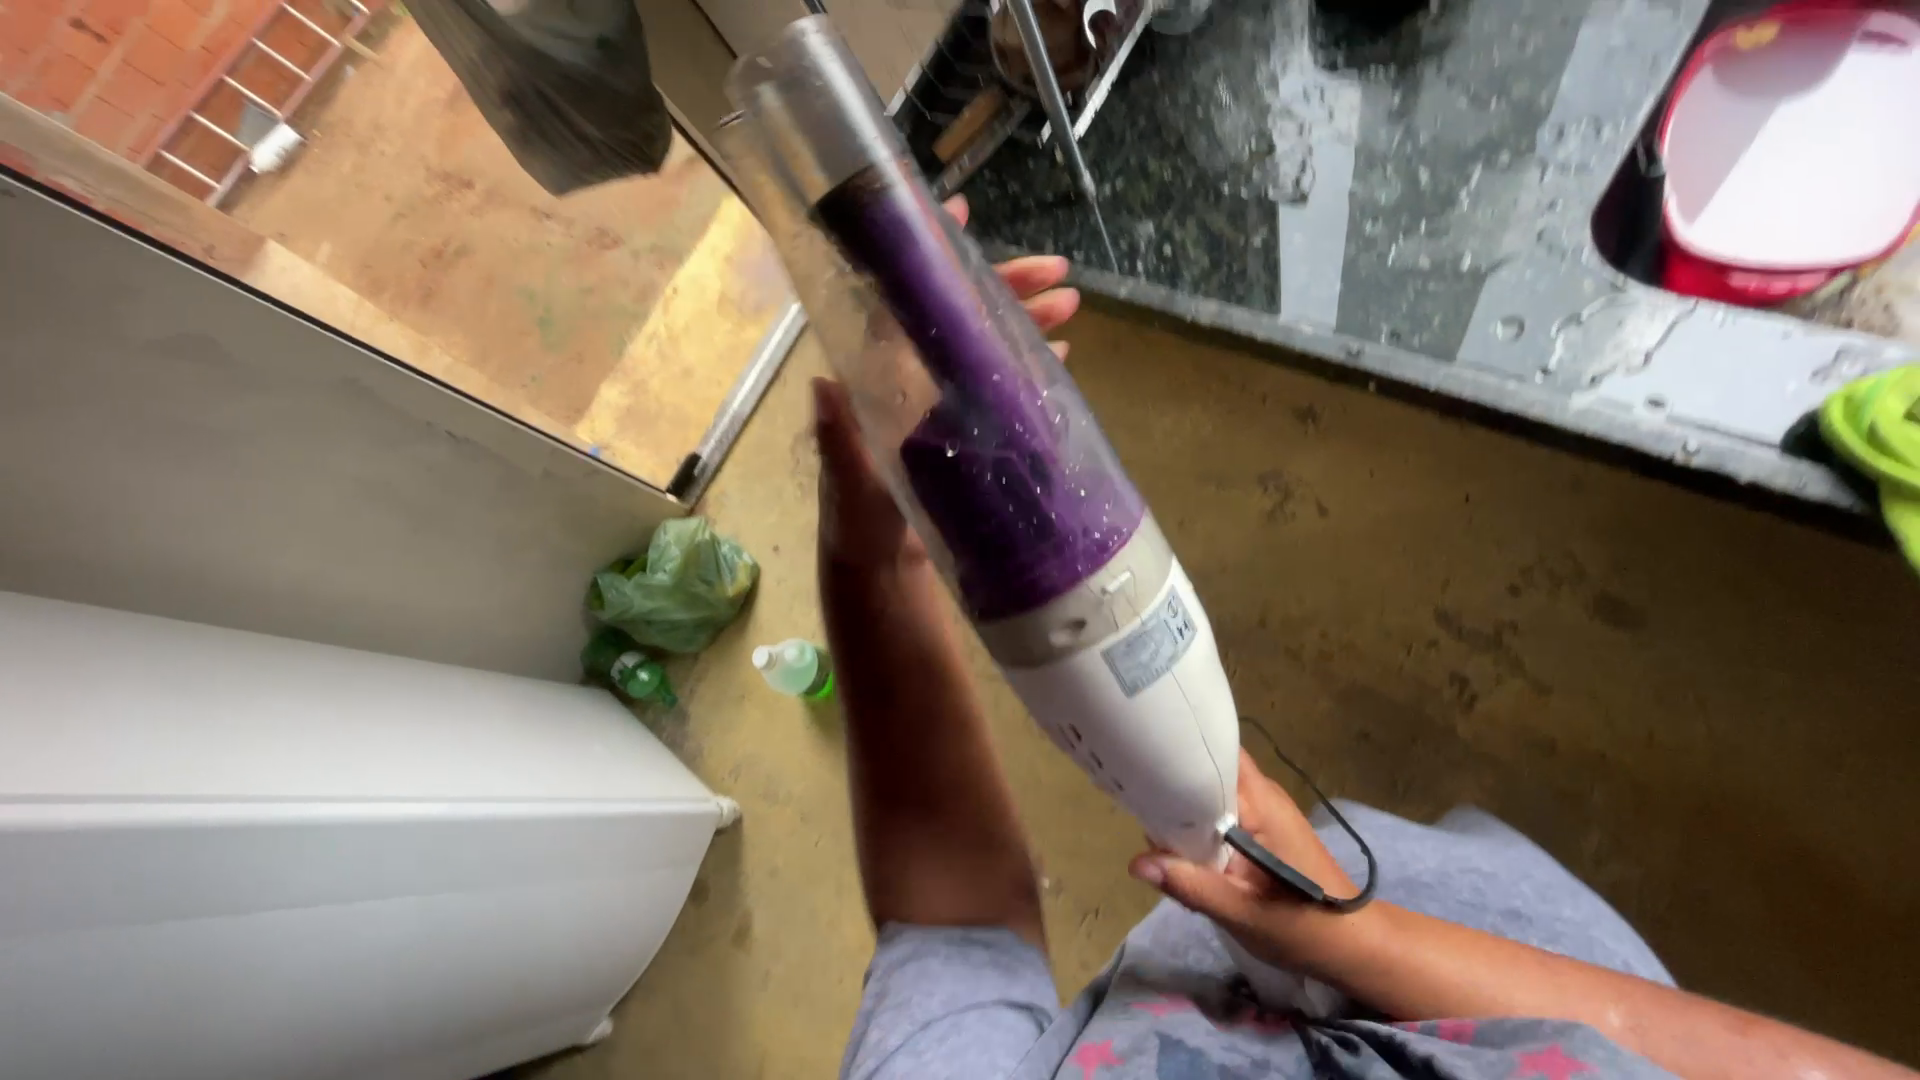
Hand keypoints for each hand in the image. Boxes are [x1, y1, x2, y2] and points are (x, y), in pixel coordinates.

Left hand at [814, 194, 1080, 569]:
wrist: (880, 565)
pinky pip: (994, 383)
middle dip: (1003, 287)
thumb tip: (824, 383)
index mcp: (875, 376)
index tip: (958, 211)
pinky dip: (1023, 364)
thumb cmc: (856, 521)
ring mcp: (936, 401)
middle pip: (955, 316)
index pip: (900, 303)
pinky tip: (1056, 351)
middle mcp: (906, 377)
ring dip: (1024, 320)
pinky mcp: (960, 428)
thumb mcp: (846, 479)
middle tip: (1058, 271)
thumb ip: (838, 435)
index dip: (927, 259)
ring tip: (1073, 304)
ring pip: (980, 344)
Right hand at [1129, 752, 1387, 975]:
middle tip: (1137, 797)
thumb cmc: (1302, 925)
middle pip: (1208, 766)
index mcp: (1259, 801)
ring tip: (1151, 817)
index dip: (1176, 750)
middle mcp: (1262, 793)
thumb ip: (1190, 884)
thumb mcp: (1240, 911)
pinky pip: (1223, 806)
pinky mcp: (1265, 825)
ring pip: (1213, 788)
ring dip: (1184, 803)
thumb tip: (1136, 862)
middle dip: (1173, 779)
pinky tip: (1181, 841)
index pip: (1213, 751)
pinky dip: (1200, 819)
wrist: (1354, 945)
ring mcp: (1265, 807)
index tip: (1139, 760)